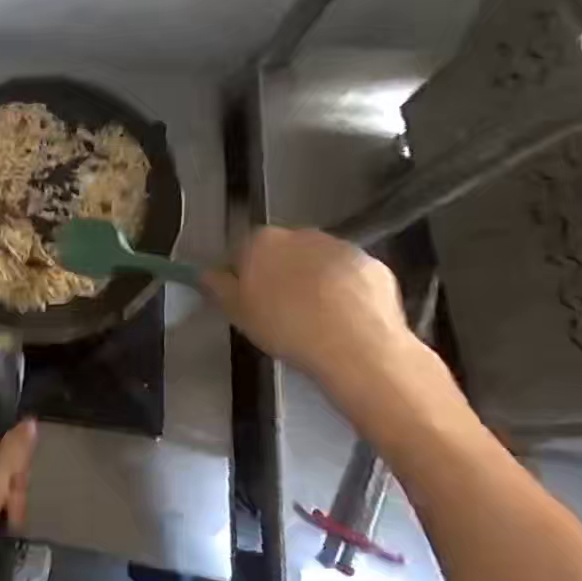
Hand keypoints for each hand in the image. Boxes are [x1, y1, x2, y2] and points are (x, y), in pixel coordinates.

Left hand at [0, 413, 38, 558]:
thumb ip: (19, 443)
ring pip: (2, 476)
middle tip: (17, 487)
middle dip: (16, 474)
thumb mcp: (4, 466)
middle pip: (3, 452)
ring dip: (12, 495)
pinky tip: (7, 519)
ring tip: (12, 511)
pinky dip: (2, 506)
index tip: (22, 442)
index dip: (5, 423)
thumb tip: (29, 420)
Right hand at [204, 227, 423, 392]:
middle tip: (276, 310)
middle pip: (281, 252)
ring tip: (310, 318)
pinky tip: (339, 318)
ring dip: (310, 281)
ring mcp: (341, 247)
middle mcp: (301, 235)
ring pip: (315, 262)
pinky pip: (347, 274)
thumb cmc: (286, 327)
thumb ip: (218, 287)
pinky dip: (341, 290)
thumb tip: (208, 274)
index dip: (240, 275)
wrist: (356, 346)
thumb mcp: (237, 313)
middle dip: (277, 274)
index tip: (244, 298)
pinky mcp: (372, 264)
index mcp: (262, 242)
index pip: (240, 250)